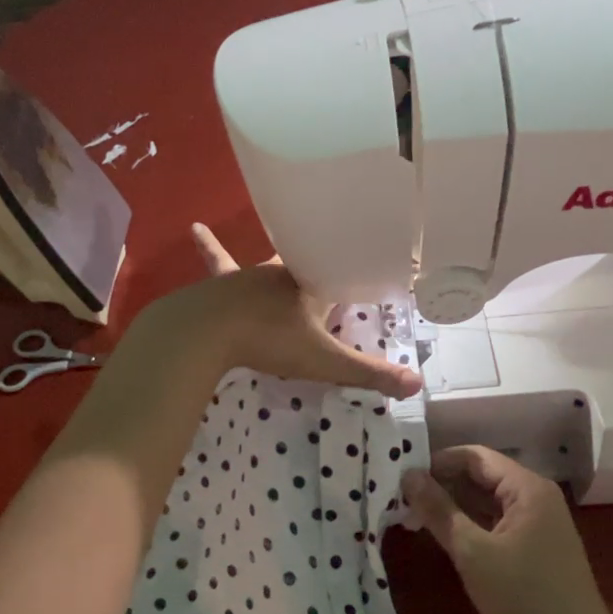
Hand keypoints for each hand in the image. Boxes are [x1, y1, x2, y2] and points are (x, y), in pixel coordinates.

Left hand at [146, 224, 420, 398]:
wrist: (208, 330)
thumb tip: (417, 385)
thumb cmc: (270, 340)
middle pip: (304, 265)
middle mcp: (281, 273)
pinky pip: (217, 263)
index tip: (364, 270)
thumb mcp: (324, 361)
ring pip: (266, 265)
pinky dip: (209, 247)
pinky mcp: (218, 286)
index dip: (350, 274)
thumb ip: (368, 373)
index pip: (337, 272)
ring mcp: (248, 277)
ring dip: (275, 266)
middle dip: (315, 264)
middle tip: (325, 260)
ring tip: (282, 262)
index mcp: (311, 285)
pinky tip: (195, 228)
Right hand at [403, 446, 612, 613]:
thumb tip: (409, 475)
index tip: (400, 476)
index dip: (437, 461)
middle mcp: (535, 501)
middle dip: (441, 485)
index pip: (475, 456)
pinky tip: (440, 541)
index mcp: (528, 489)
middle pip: (481, 478)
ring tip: (410, 518)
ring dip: (451, 508)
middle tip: (399, 499)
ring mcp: (536, 530)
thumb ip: (438, 509)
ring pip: (486, 505)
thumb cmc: (524, 597)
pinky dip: (467, 529)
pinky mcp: (533, 556)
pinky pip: (494, 529)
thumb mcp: (472, 551)